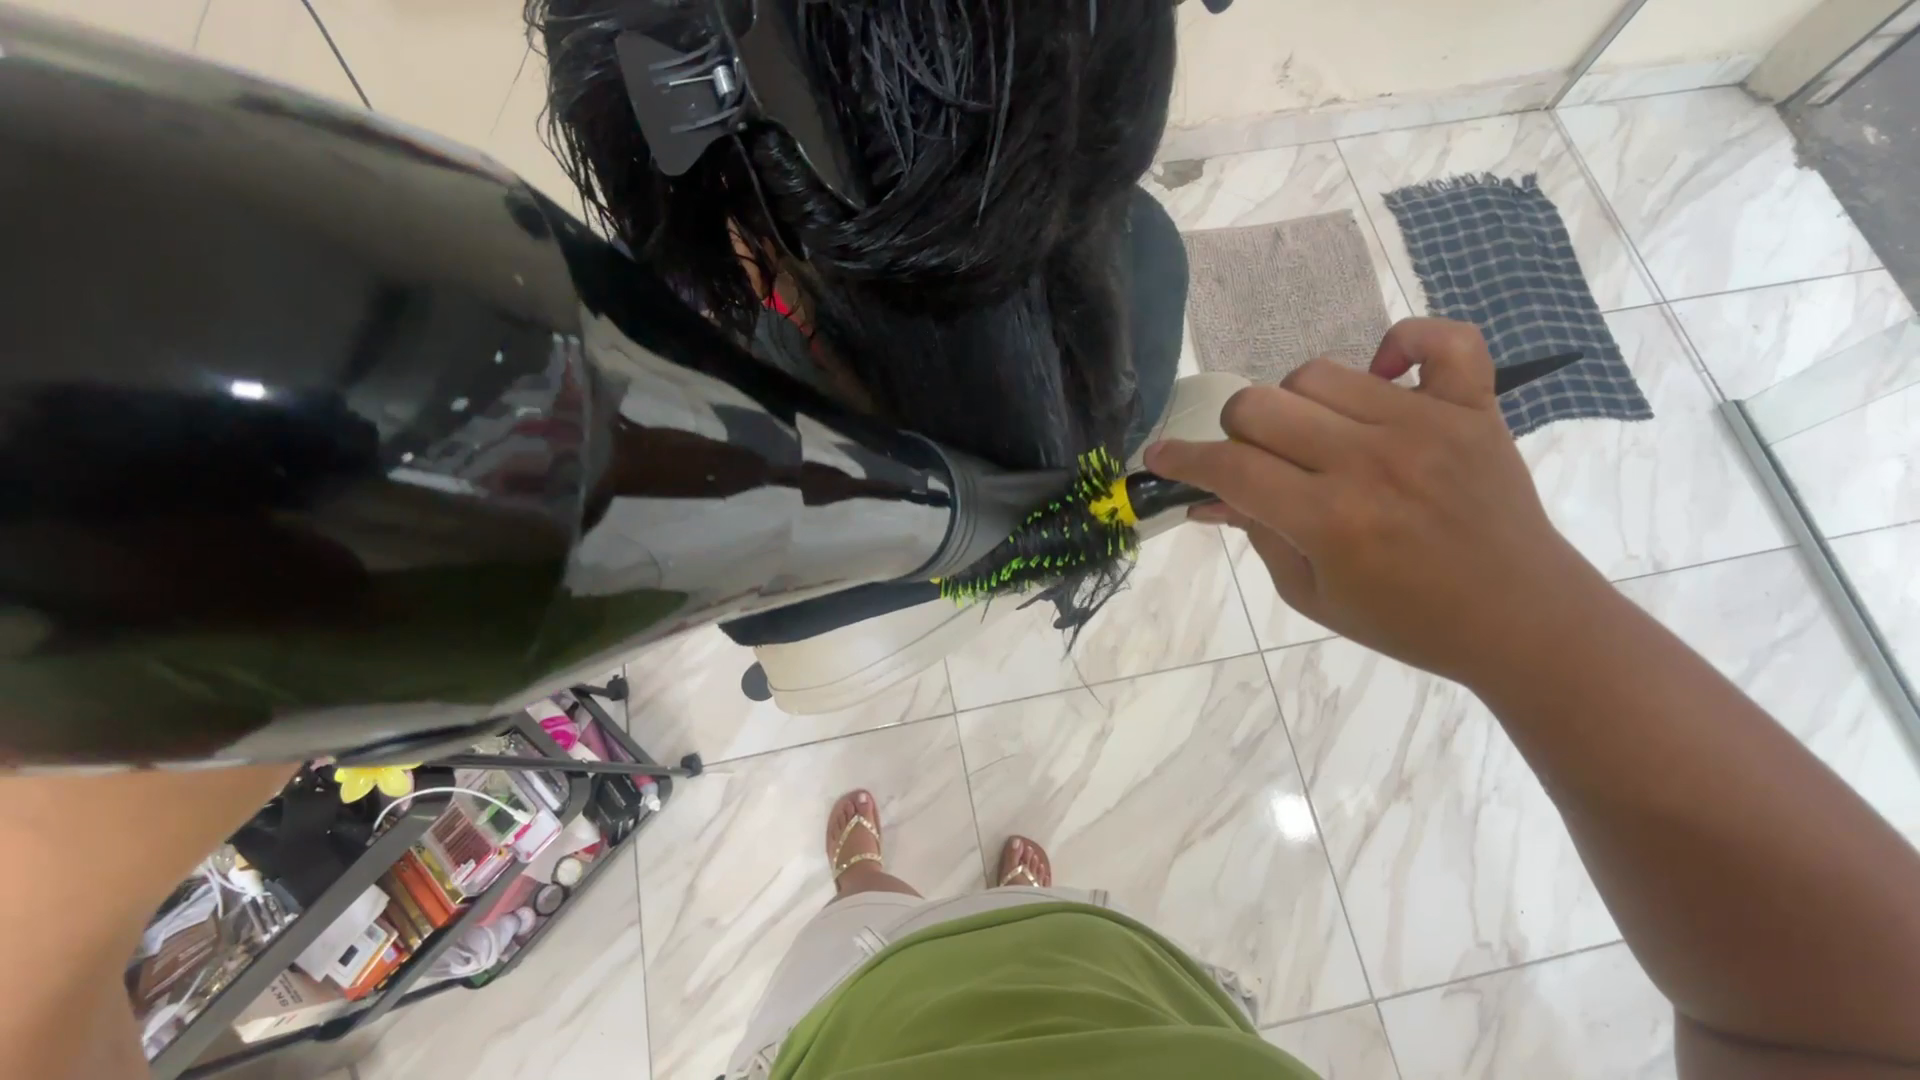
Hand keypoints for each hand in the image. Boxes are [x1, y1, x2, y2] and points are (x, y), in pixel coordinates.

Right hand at [1147, 318, 1606, 683]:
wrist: (1520, 619)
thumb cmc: (1405, 620)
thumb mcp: (1311, 594)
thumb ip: (1256, 533)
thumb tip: (1207, 495)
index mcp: (1330, 519)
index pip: (1230, 466)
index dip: (1182, 459)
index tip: (1162, 458)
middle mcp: (1371, 461)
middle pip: (1259, 406)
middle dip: (1236, 433)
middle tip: (1256, 462)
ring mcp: (1426, 425)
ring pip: (1318, 372)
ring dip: (1296, 403)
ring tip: (1317, 436)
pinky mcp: (1473, 407)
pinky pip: (1439, 338)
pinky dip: (1403, 342)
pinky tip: (1384, 375)